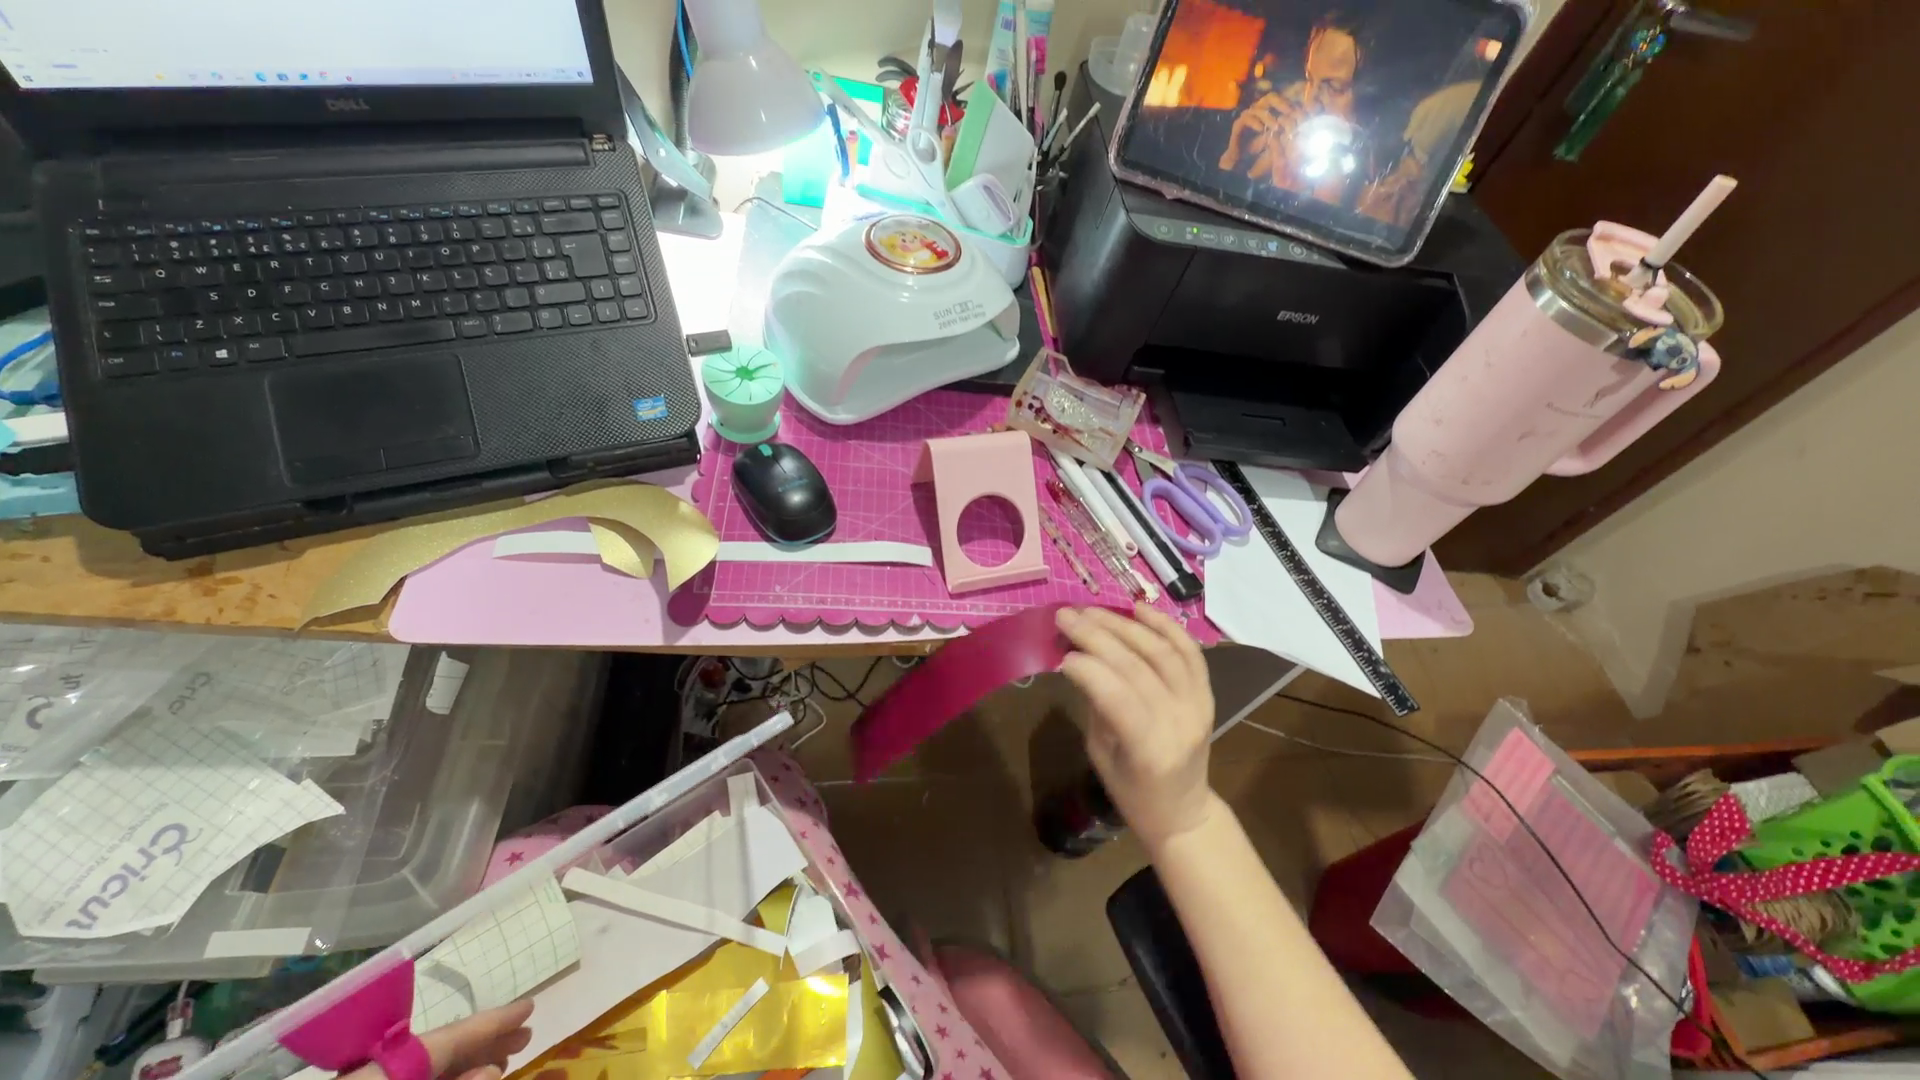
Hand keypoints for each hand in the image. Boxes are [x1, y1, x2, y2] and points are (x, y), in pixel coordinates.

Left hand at [340, 1001, 534, 1079]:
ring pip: (427, 1068)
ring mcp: (372, 1073)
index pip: (447, 1036)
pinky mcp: (371, 1077)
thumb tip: (491, 1070)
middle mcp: (377, 1067)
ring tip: (504, 1060)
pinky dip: (445, 1077)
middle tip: (525, 1036)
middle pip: (436, 1050)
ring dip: (468, 1062)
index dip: (492, 1021)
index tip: (530, 1007)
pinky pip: (414, 1076)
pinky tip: (472, 1076)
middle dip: (483, 1042)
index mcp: (384, 1065)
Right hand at [1057, 604, 1217, 847]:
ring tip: (1093, 610)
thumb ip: (1095, 705)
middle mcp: (1179, 721)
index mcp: (1148, 748)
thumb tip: (1077, 658)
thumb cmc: (1132, 792)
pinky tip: (1139, 609)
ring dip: (1125, 625)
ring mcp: (1198, 705)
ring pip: (1162, 651)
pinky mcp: (1207, 694)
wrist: (1183, 811)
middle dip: (1097, 634)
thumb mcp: (1101, 754)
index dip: (1086, 667)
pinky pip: (1190, 651)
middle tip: (1066, 615)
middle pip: (1137, 665)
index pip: (1117, 695)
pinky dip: (1165, 626)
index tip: (1058, 651)